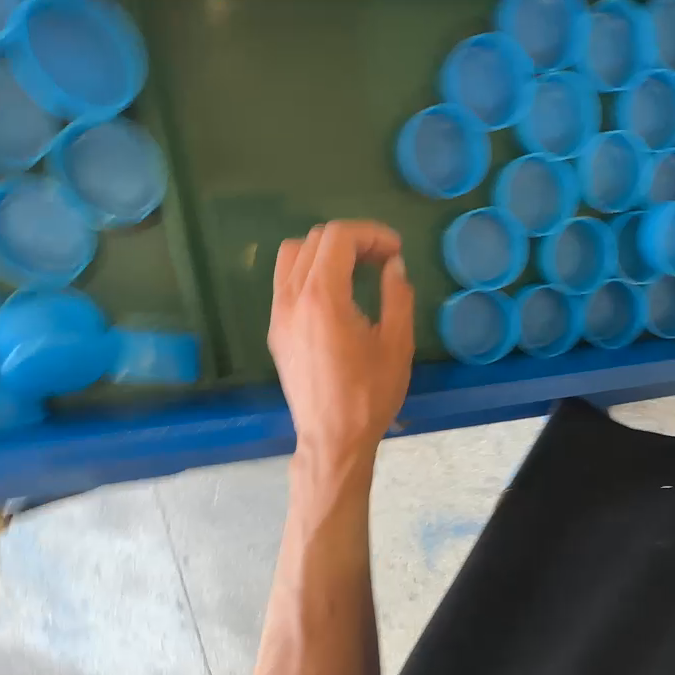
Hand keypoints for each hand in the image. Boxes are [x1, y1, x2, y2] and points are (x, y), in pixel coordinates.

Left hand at [269, 220, 414, 462]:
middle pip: (315, 241)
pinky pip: (286, 282)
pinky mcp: (277, 331)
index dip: (370, 234)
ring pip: (292, 256)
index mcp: (322, 298)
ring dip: (326, 253)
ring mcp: (279, 314)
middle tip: (382, 260)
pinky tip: (335, 296)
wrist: (333, 439)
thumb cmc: (369, 396)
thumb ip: (397, 297)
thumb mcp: (397, 346)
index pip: (338, 238)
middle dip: (352, 241)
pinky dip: (310, 273)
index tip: (395, 250)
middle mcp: (292, 297)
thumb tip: (393, 267)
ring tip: (355, 271)